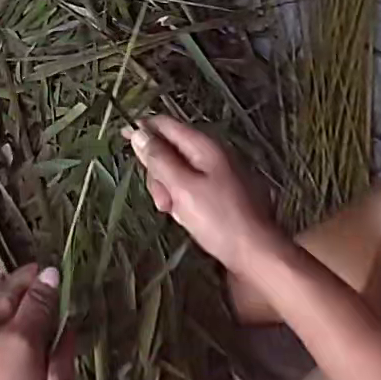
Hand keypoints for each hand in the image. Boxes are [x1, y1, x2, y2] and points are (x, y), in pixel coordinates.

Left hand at [0, 263, 75, 379]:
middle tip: (47, 368)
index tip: (66, 307)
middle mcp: (7, 331)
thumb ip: (40, 304)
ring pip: (55, 359)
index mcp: (0, 308)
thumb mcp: (22, 340)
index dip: (53, 288)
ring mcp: (15, 364)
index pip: (32, 278)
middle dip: (59, 350)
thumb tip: (51, 269)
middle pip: (51, 323)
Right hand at [125, 115, 282, 274]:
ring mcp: (218, 172)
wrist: (258, 254)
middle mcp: (212, 153)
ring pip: (178, 169)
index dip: (142, 128)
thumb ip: (159, 159)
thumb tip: (138, 133)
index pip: (166, 124)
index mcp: (204, 146)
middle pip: (170, 148)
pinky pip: (190, 184)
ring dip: (167, 188)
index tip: (122, 138)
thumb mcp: (182, 188)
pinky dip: (181, 197)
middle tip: (160, 200)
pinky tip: (184, 215)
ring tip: (172, 211)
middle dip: (157, 171)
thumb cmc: (219, 220)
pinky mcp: (221, 191)